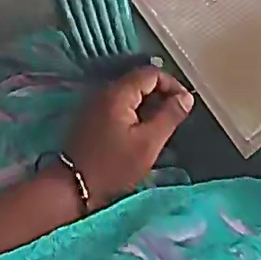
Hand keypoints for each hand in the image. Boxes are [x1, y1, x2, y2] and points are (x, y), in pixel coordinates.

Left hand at [64, 66, 192, 206]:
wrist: (73, 186)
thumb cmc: (114, 166)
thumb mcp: (148, 143)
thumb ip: (169, 116)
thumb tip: (186, 96)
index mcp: (118, 93)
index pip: (151, 73)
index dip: (172, 84)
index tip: (184, 104)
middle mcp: (105, 91)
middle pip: (140, 81)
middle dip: (161, 95)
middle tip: (175, 117)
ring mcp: (96, 103)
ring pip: (130, 93)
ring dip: (149, 105)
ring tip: (162, 126)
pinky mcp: (93, 115)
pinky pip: (120, 104)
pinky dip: (135, 112)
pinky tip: (142, 131)